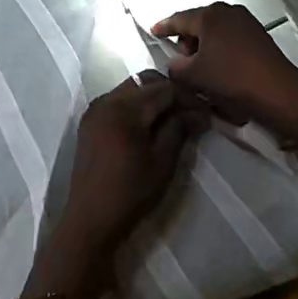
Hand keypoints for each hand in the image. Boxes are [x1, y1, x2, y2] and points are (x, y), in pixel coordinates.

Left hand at [55, 73, 209, 269]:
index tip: (208, 113)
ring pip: (130, 88)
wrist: (91, 217)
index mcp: (124, 108)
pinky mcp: (90, 121)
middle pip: (144, 81)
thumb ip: (179, 129)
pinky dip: (136, 104)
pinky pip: (117, 100)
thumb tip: (199, 112)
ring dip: (152, 96)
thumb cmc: (131, 192)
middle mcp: (107, 100)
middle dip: (170, 91)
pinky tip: (149, 124)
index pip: (164, 89)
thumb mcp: (162, 162)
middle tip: (191, 112)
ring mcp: (95, 109)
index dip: (189, 98)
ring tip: (173, 118)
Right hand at [150, 3, 297, 141]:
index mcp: (210, 15)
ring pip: (215, 32)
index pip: (178, 19)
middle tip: (181, 62)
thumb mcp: (193, 75)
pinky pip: (230, 39)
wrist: (279, 94)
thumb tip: (176, 63)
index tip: (153, 32)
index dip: (163, 27)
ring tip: (201, 70)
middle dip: (186, 41)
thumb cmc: (231, 78)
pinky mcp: (259, 36)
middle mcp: (228, 11)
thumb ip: (175, 67)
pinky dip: (220, 50)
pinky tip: (219, 69)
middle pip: (197, 24)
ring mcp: (247, 22)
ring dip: (203, 47)